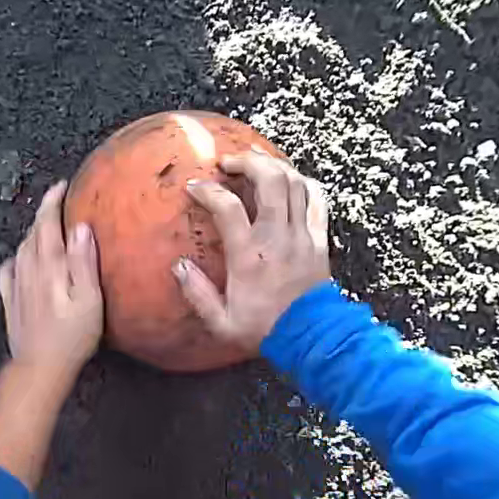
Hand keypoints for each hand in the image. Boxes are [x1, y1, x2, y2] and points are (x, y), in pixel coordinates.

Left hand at [0, 180, 102, 385]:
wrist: (40, 366)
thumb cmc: (72, 336)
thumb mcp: (89, 299)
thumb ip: (83, 261)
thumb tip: (80, 228)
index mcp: (50, 266)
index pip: (48, 224)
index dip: (53, 202)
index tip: (62, 186)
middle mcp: (29, 270)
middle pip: (33, 233)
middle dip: (43, 213)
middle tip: (56, 199)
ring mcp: (16, 285)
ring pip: (21, 248)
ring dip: (32, 232)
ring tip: (44, 225)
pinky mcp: (10, 301)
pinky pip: (7, 270)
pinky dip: (15, 258)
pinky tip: (18, 260)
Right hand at [176, 151, 330, 353]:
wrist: (312, 337)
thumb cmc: (265, 329)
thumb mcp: (221, 322)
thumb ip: (197, 293)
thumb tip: (179, 267)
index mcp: (249, 255)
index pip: (227, 207)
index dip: (207, 190)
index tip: (194, 187)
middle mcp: (277, 237)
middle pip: (269, 180)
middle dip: (246, 162)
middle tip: (228, 162)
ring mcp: (302, 234)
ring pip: (293, 182)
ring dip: (272, 165)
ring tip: (254, 161)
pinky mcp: (319, 238)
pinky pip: (316, 198)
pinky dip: (302, 181)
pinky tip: (289, 178)